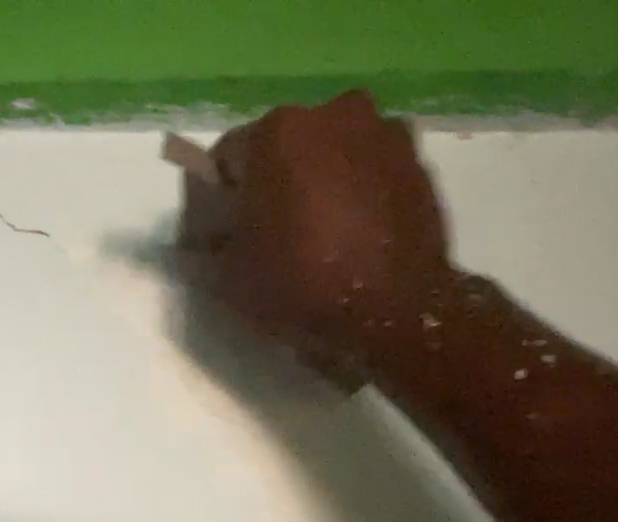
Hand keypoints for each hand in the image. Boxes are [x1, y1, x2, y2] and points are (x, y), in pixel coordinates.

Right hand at [178, 90, 454, 341]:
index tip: (217, 234)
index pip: (225, 158)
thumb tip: (199, 242)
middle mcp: (331, 113)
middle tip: (265, 233)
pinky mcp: (417, 159)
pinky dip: (354, 191)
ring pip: (328, 154)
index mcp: (276, 132)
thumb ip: (206, 249)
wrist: (392, 311)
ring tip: (313, 234)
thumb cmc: (299, 285)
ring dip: (315, 183)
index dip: (215, 199)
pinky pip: (367, 170)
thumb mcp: (228, 277)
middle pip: (282, 148)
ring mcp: (382, 131)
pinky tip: (349, 234)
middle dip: (269, 183)